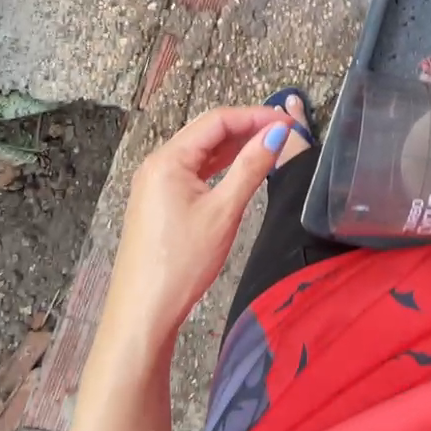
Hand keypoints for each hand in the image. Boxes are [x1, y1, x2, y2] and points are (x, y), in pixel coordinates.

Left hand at [102, 106, 290, 337]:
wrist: (142, 314)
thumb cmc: (182, 262)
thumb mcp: (223, 211)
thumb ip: (252, 166)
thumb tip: (278, 132)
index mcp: (168, 159)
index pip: (217, 121)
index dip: (255, 116)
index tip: (288, 122)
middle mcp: (157, 163)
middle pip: (207, 131)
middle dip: (246, 127)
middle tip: (283, 132)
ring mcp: (155, 183)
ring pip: (201, 151)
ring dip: (234, 145)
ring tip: (269, 145)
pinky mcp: (158, 201)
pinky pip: (194, 170)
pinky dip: (220, 164)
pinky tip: (241, 168)